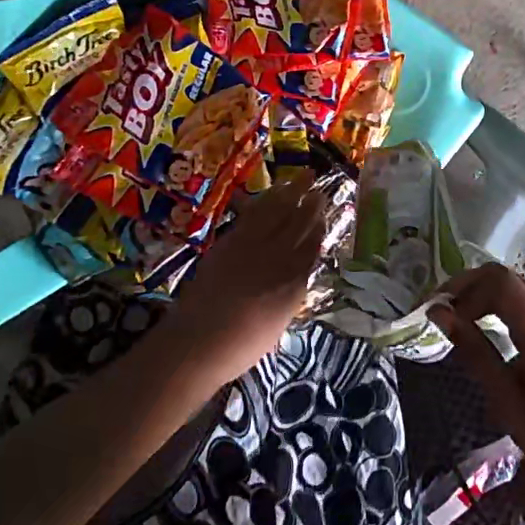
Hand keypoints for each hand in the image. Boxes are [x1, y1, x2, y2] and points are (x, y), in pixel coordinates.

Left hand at [162, 171, 324, 380]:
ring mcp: (252, 247)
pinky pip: (253, 215)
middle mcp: (278, 259)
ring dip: (290, 193)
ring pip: (276, 213)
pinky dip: (265, 201)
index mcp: (294, 283)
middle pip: (297, 224)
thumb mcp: (277, 322)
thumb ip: (288, 295)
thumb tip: (294, 277)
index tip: (324, 211)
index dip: (318, 227)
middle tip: (317, 186)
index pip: (311, 247)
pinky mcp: (230, 242)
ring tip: (301, 178)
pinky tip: (270, 194)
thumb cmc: (240, 345)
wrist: (200, 341)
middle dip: (309, 203)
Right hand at [428, 263, 524, 496]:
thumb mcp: (507, 403)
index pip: (501, 283)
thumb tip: (439, 314)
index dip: (463, 289)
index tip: (439, 312)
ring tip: (458, 317)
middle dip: (468, 287)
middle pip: (507, 277)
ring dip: (483, 293)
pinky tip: (485, 324)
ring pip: (517, 284)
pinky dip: (500, 303)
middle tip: (441, 311)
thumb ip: (474, 352)